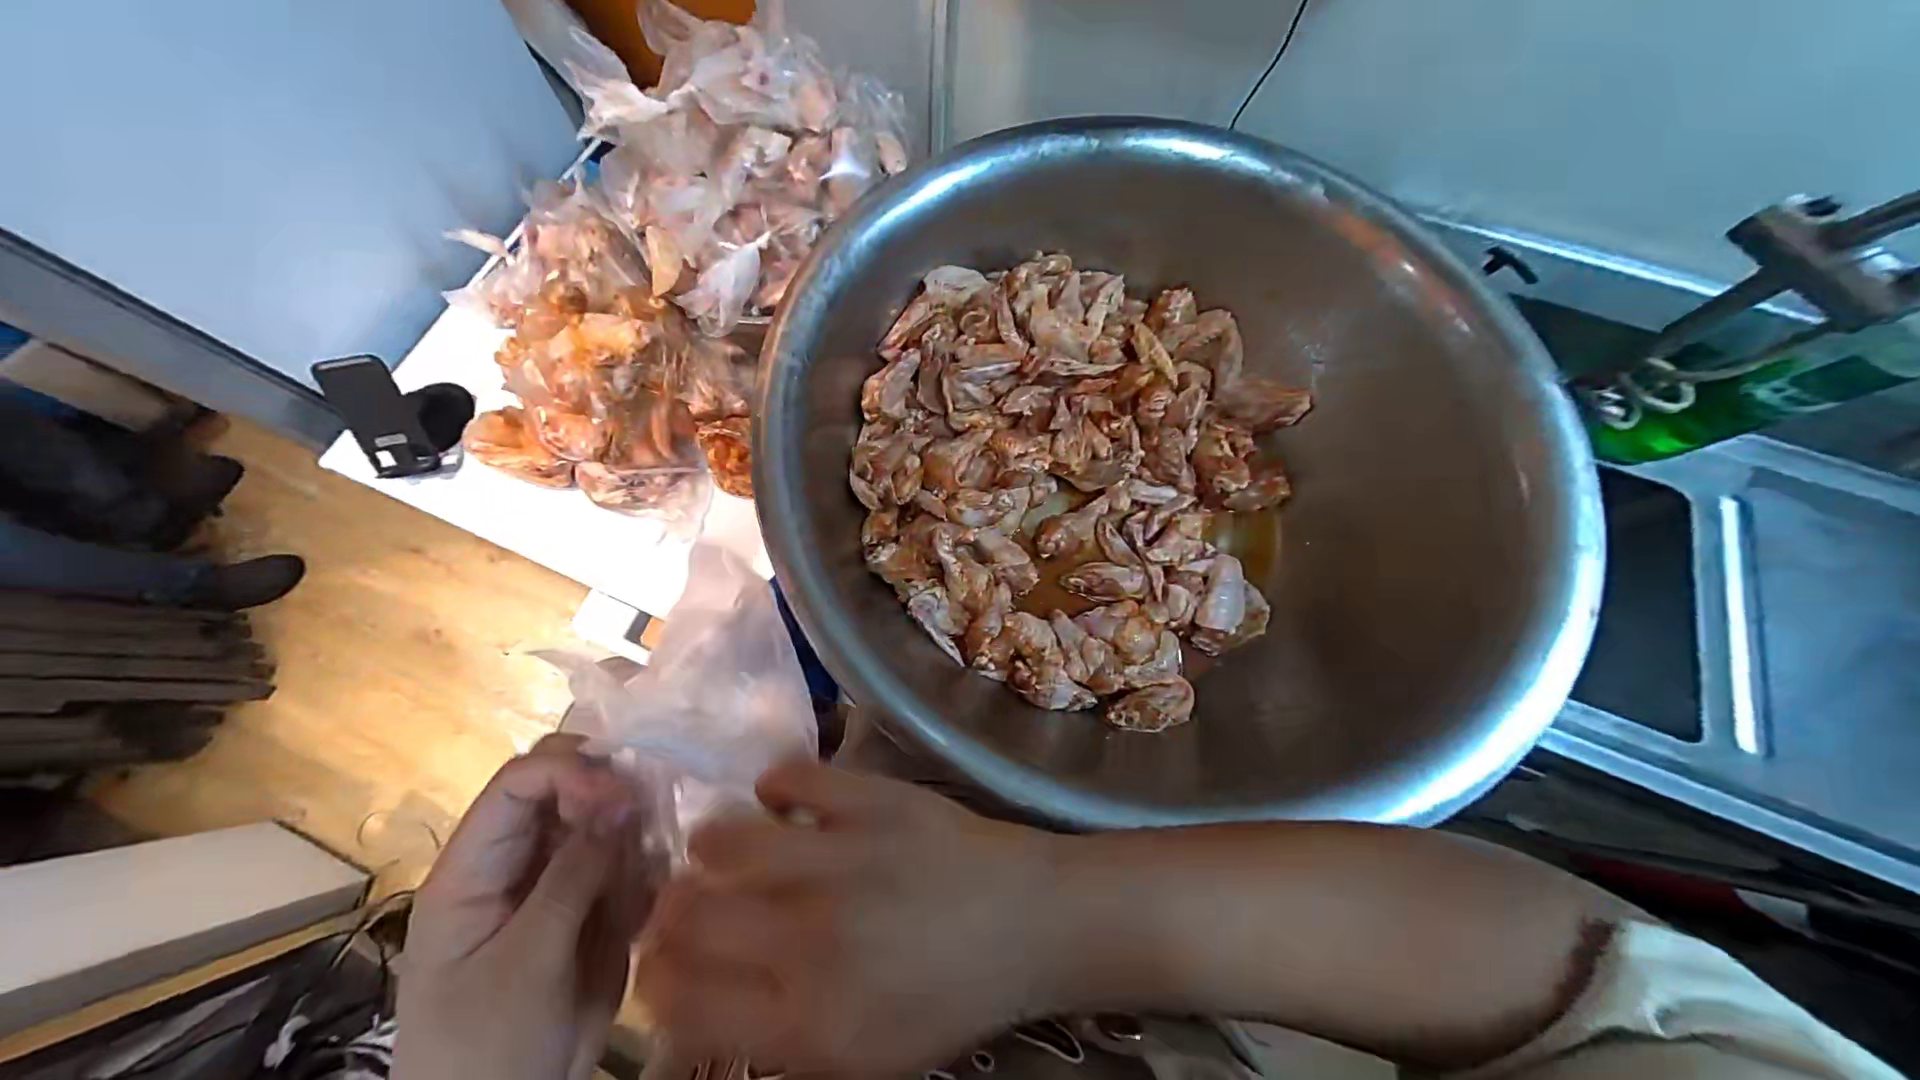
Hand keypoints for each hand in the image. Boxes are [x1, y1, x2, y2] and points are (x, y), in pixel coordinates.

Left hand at [395, 735, 652, 1079]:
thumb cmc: (489, 1047)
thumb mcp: (528, 962)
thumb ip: (573, 875)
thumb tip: (622, 797)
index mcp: (472, 869)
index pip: (519, 783)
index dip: (572, 772)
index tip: (624, 795)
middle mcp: (514, 860)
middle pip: (563, 788)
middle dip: (609, 791)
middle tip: (650, 814)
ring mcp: (553, 879)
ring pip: (601, 819)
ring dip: (633, 832)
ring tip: (646, 875)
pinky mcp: (588, 901)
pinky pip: (622, 858)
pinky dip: (643, 865)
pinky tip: (646, 899)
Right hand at [631, 762, 1058, 1076]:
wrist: (1028, 923)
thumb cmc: (949, 997)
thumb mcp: (863, 1057)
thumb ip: (775, 1036)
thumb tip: (701, 995)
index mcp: (807, 1024)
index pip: (682, 1001)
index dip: (654, 978)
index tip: (661, 959)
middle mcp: (811, 941)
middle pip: (691, 916)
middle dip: (670, 909)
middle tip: (685, 898)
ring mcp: (843, 860)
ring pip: (726, 839)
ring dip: (711, 843)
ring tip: (722, 845)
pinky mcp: (874, 799)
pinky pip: (793, 776)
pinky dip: (775, 784)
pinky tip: (781, 797)